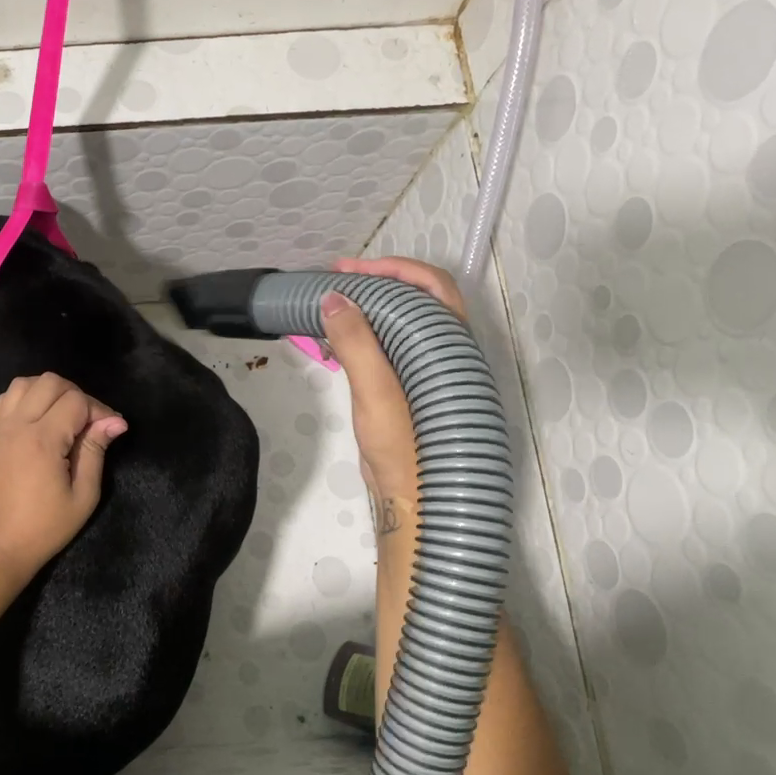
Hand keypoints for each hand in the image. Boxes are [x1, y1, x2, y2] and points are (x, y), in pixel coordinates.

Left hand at [0, 373, 127, 578]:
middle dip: (76, 394)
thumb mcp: (83, 496)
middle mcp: (18, 425)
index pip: (76, 400)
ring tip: (64, 417)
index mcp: (42, 440)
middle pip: (50, 382)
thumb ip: (96, 452)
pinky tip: (39, 419)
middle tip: (89, 423)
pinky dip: (26, 397)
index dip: (99, 410)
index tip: (111, 430)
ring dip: (49, 391)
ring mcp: (0, 427)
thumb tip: (116, 422)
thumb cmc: (44, 527)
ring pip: (25, 383)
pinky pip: (7, 398)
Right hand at [323, 256, 466, 509]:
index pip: (430, 287)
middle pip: (415, 302)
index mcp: (448, 348)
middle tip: (332, 282)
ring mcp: (424, 374)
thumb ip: (357, 344)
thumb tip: (334, 298)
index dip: (392, 270)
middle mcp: (442, 355)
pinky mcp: (407, 393)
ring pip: (399, 325)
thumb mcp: (376, 393)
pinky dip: (361, 337)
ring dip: (365, 310)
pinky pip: (386, 350)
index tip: (348, 271)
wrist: (413, 504)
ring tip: (327, 307)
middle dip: (374, 285)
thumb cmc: (403, 450)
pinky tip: (334, 343)